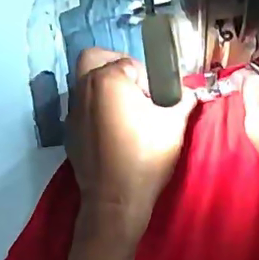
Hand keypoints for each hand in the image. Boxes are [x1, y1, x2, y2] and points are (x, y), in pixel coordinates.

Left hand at [67, 48, 195, 241]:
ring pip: (85, 84)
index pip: (131, 63)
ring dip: (105, 88)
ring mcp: (72, 112)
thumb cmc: (145, 157)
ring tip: (127, 112)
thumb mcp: (174, 124)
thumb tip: (190, 91)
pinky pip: (82, 110)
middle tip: (136, 87)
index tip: (159, 97)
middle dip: (116, 65)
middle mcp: (83, 89)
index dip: (149, 78)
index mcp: (107, 79)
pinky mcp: (69, 133)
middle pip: (95, 59)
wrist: (115, 200)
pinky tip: (114, 132)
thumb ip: (183, 99)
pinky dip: (96, 111)